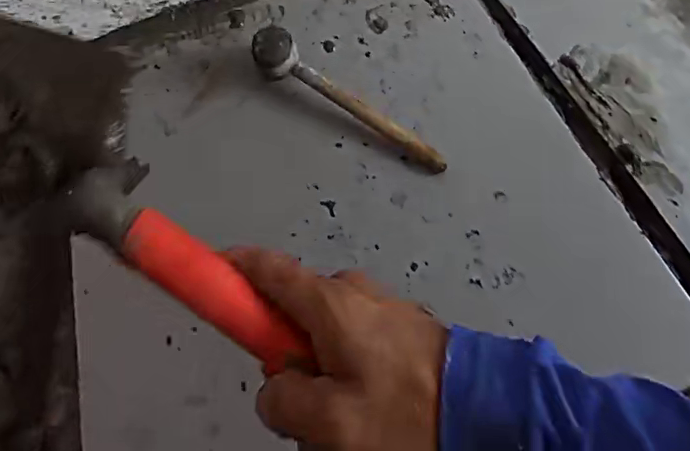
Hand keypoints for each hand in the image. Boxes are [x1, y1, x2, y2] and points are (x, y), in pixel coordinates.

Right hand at [226, 248, 447, 450]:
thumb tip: (274, 384)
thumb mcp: (332, 422)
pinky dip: (345, 369)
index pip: (268, 271)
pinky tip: (370, 407)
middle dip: (287, 356)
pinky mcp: (395, 321)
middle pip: (292, 314)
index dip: (233, 267)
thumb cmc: (405, 410)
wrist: (481, 402)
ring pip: (323, 335)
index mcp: (330, 302)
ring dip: (320, 372)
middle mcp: (350, 291)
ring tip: (349, 417)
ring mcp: (375, 304)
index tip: (207, 266)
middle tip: (307, 405)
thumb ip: (286, 400)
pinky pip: (351, 341)